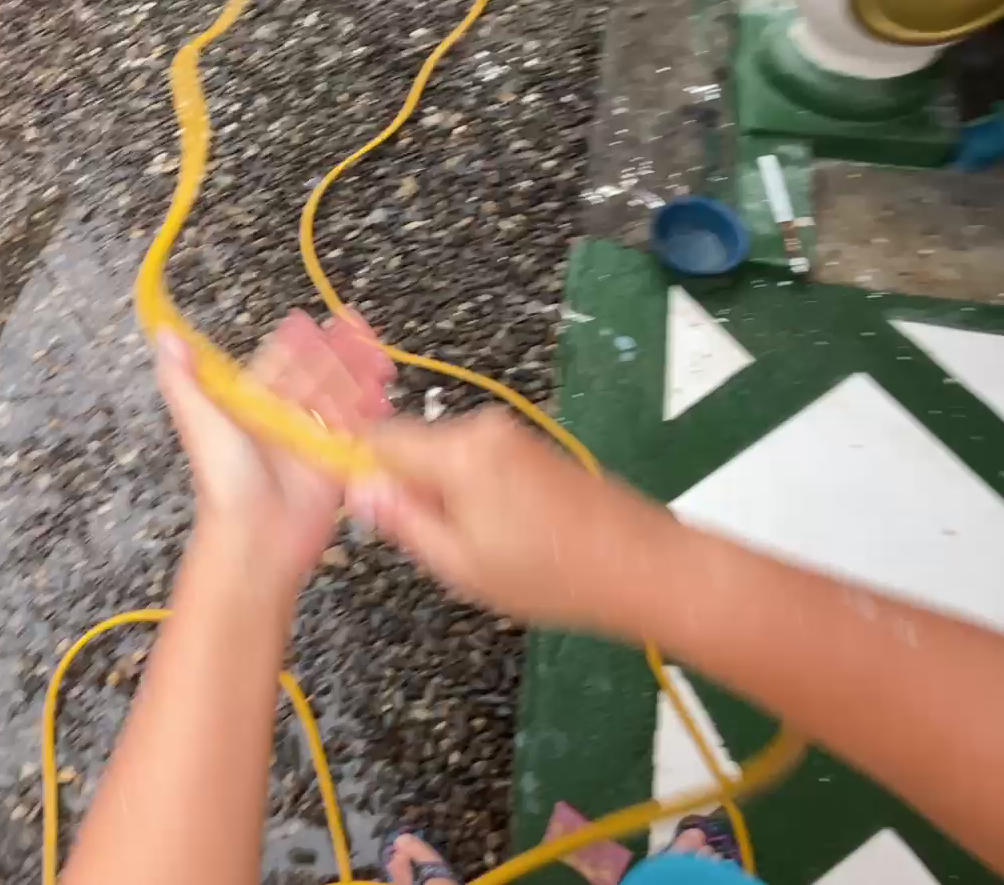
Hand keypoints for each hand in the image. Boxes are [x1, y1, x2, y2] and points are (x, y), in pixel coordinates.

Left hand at [155, 310, 393, 594]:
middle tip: (360, 329)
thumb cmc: (224, 481)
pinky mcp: (332, 464)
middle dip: (340, 352)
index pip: (282, 362)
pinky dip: (369, 413)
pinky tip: (382, 395)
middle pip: (317, 375)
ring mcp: (309, 440)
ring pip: (339, 399)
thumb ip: (183, 378)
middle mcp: (282, 419)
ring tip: (379, 359)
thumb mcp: (198, 421)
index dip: (302, 340)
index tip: (319, 320)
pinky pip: (354, 432)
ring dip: (359, 376)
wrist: (255, 536)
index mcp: (252, 405)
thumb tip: (166, 337)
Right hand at [347, 407, 682, 632]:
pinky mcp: (529, 444)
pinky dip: (470, 487)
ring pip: (443, 453)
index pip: (380, 437)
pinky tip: (501, 528)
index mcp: (458, 451)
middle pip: (412, 444)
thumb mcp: (460, 563)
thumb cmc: (548, 576)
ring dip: (440, 490)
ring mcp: (510, 432)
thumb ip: (403, 520)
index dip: (361, 467)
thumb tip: (359, 487)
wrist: (645, 566)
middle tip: (434, 541)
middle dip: (408, 486)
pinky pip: (475, 457)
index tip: (364, 506)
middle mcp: (481, 427)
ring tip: (476, 542)